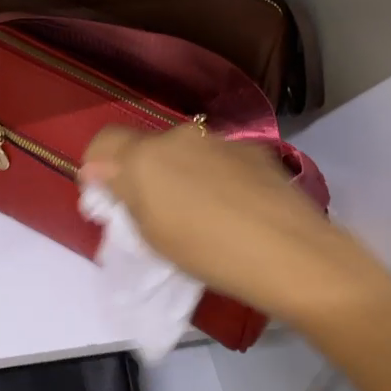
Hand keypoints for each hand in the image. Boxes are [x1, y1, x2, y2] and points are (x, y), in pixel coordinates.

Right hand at [82, 125, 385, 329]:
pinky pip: (219, 158)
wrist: (291, 253)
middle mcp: (179, 136)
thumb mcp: (151, 236)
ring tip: (200, 215)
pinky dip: (216, 176)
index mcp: (144, 157)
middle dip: (143, 173)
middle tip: (154, 214)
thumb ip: (123, 197)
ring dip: (181, 174)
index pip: (103, 142)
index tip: (108, 200)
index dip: (99, 167)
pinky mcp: (253, 150)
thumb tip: (103, 174)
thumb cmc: (208, 253)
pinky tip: (235, 209)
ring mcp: (219, 140)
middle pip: (146, 147)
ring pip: (184, 151)